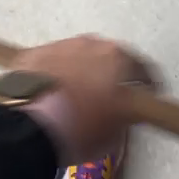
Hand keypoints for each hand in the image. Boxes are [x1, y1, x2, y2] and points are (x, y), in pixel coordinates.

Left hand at [9, 34, 154, 161]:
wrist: (31, 127)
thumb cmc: (82, 131)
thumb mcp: (116, 133)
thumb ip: (125, 115)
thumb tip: (123, 114)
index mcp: (121, 60)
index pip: (144, 71)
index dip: (147, 87)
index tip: (145, 99)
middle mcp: (94, 44)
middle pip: (110, 58)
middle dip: (111, 75)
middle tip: (108, 98)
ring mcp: (63, 45)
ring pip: (80, 57)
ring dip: (82, 71)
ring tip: (76, 96)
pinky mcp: (36, 52)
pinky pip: (53, 62)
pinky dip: (56, 74)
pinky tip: (51, 93)